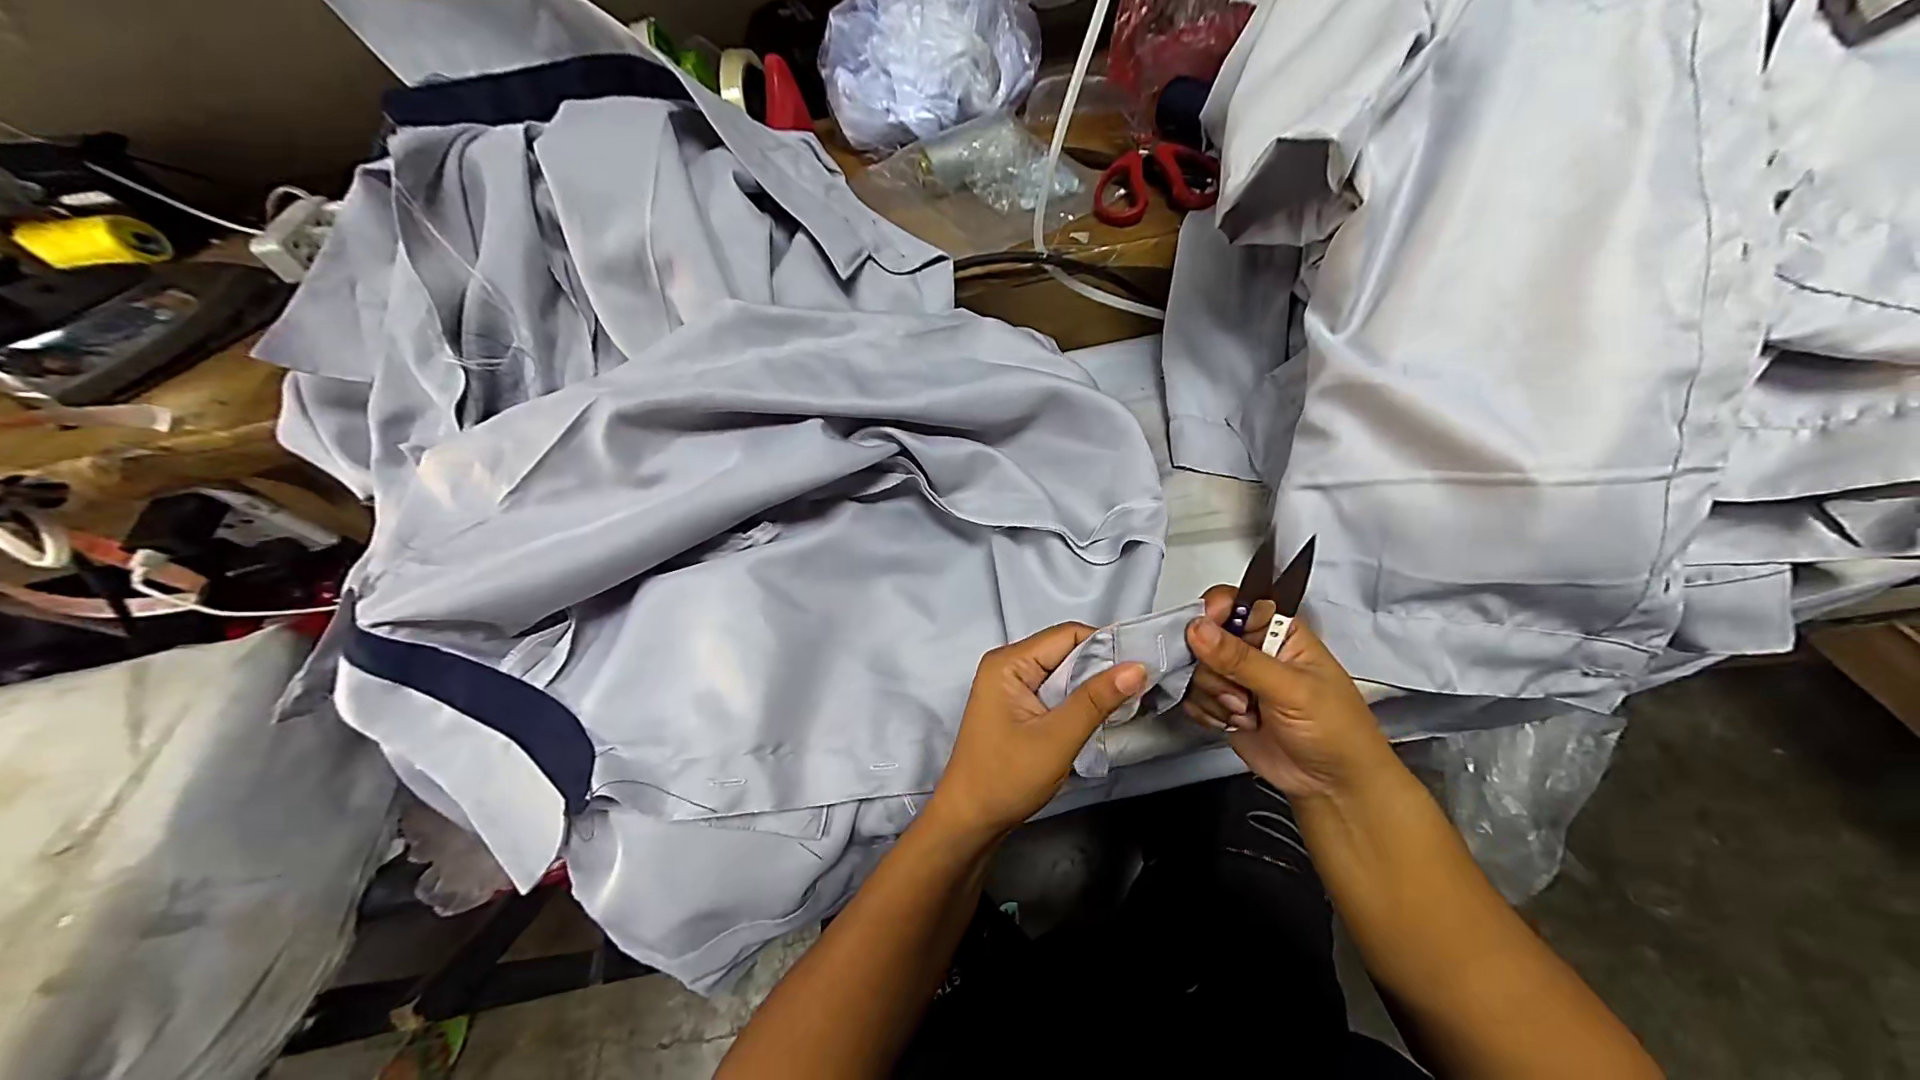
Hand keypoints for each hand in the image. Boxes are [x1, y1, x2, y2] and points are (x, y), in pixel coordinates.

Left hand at [924, 623, 1145, 840]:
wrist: (970, 820)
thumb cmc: (1006, 779)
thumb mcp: (1057, 739)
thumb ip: (1096, 700)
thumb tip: (1136, 667)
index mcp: (1008, 663)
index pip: (1067, 635)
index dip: (1106, 645)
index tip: (1142, 664)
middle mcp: (1007, 665)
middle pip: (1066, 649)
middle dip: (1102, 665)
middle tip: (1140, 685)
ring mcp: (1010, 685)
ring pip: (1063, 670)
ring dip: (1092, 684)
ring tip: (1126, 700)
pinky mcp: (1017, 705)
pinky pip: (1055, 688)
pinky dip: (1078, 698)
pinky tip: (1099, 713)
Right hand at [1182, 585, 1398, 800]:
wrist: (1334, 786)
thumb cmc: (1335, 730)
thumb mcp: (1291, 689)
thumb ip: (1241, 658)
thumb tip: (1197, 628)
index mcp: (1279, 630)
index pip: (1234, 602)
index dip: (1212, 612)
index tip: (1201, 633)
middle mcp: (1253, 648)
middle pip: (1204, 637)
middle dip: (1214, 668)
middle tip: (1239, 692)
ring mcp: (1236, 677)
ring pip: (1196, 669)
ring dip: (1214, 695)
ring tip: (1245, 713)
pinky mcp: (1222, 704)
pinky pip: (1192, 696)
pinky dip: (1207, 712)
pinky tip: (1233, 724)